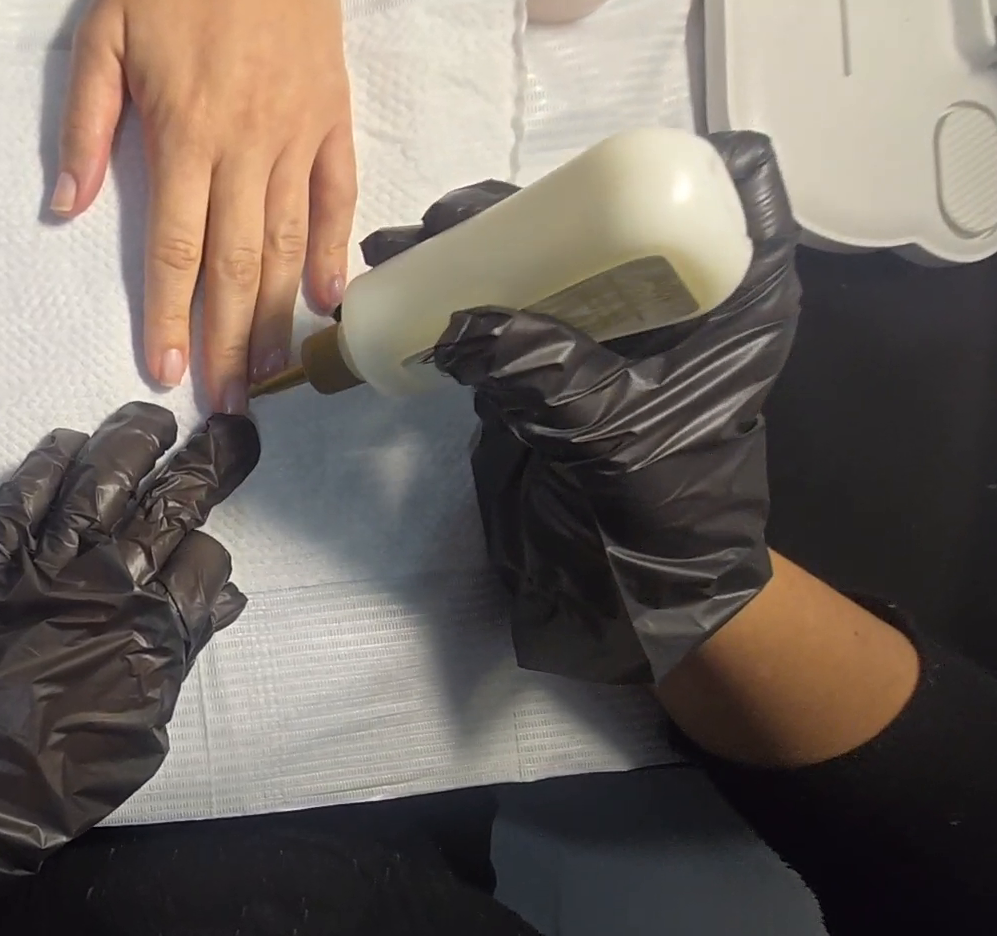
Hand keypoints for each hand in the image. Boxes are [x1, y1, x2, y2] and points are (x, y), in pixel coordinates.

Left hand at [0, 403, 260, 891]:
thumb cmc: (58, 774)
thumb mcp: (143, 730)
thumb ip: (181, 654)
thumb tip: (223, 596)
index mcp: (151, 636)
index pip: (204, 562)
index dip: (214, 546)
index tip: (210, 543)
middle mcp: (104, 588)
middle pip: (165, 507)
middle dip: (204, 462)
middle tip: (226, 427)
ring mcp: (42, 569)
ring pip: (97, 485)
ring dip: (130, 442)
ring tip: (153, 418)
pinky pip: (18, 501)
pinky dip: (43, 465)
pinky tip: (68, 442)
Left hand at [53, 0, 354, 411]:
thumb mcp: (106, 33)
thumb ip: (84, 125)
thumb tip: (65, 206)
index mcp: (186, 136)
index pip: (176, 251)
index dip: (171, 319)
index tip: (168, 373)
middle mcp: (246, 148)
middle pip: (235, 267)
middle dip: (228, 343)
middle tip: (228, 405)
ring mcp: (297, 136)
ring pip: (287, 245)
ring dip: (276, 318)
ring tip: (269, 376)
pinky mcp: (333, 118)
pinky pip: (339, 194)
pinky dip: (335, 250)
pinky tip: (328, 301)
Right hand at [375, 131, 800, 682]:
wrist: (615, 586)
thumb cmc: (646, 513)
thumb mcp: (606, 434)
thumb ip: (539, 371)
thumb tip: (450, 319)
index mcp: (725, 301)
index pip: (722, 190)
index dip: (655, 167)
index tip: (566, 180)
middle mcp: (662, 305)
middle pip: (595, 222)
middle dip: (513, 209)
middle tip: (433, 227)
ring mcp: (592, 340)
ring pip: (535, 266)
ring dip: (464, 254)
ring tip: (391, 258)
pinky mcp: (537, 373)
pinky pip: (497, 320)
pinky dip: (449, 304)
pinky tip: (402, 301)